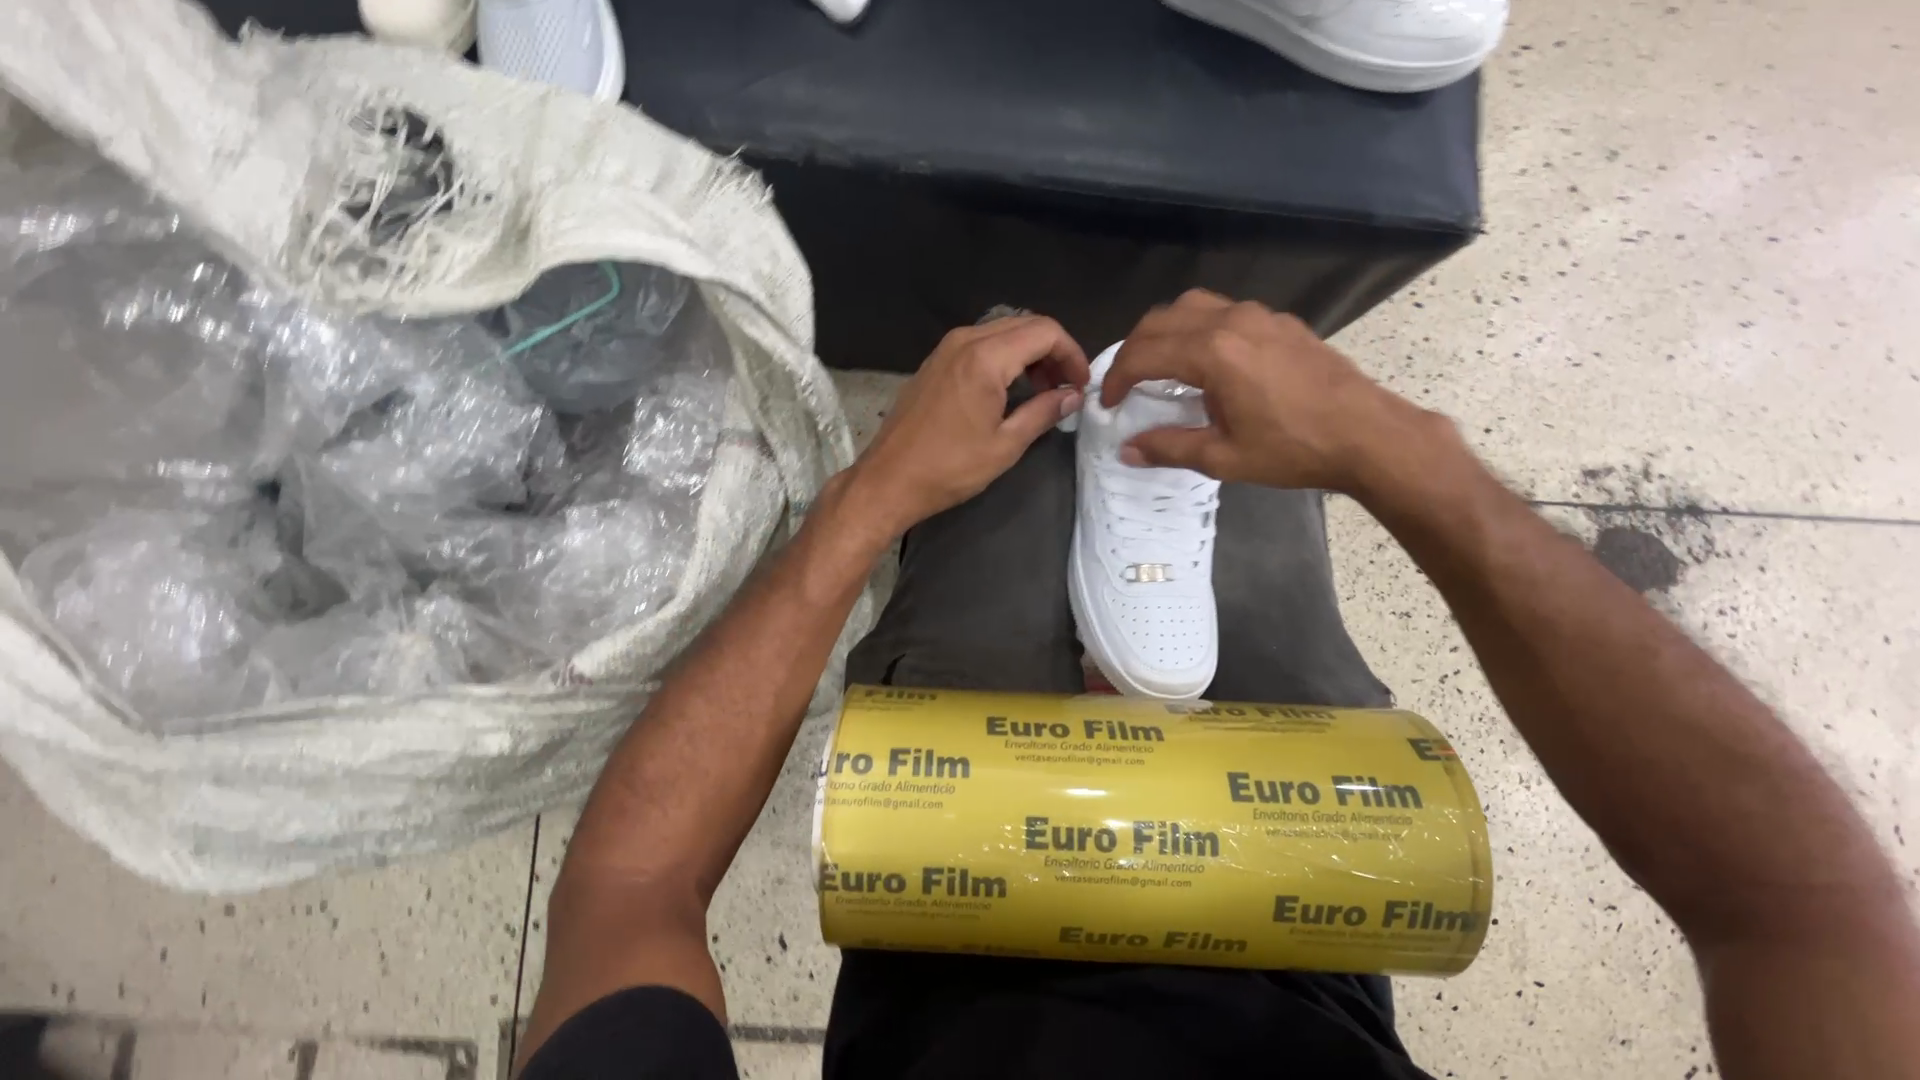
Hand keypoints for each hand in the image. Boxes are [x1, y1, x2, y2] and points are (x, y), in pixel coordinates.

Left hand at [846, 315, 1088, 536]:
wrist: (888, 480)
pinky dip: (1004, 358)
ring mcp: (945, 349)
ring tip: (1042, 392)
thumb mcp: (1005, 445)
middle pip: (1024, 325)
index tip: (1081, 385)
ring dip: (1028, 354)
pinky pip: (979, 345)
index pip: (1045, 331)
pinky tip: (1010, 391)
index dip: (1072, 354)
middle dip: (1053, 352)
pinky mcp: (934, 362)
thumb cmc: (949, 468)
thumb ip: (1043, 413)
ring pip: (1002, 332)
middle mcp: (965, 341)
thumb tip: (1072, 396)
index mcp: (986, 357)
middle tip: (1066, 389)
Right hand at [1101, 290, 1435, 492]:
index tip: (1108, 403)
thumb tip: (1127, 450)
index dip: (1117, 378)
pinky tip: (1208, 362)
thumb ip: (1168, 448)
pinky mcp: (1281, 322)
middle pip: (1161, 319)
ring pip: (1193, 306)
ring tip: (1160, 365)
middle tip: (1126, 383)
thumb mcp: (1223, 457)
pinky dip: (1199, 329)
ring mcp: (1260, 316)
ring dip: (1166, 331)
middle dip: (1134, 349)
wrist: (1367, 435)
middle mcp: (1231, 322)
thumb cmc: (1293, 450)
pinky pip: (1225, 312)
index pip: (1144, 354)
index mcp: (1212, 353)